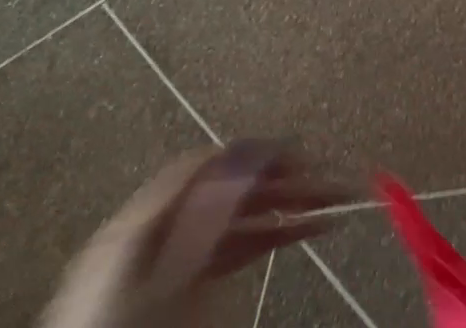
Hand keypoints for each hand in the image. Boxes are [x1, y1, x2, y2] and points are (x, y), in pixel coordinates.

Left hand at [40, 142, 349, 327]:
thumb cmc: (128, 322)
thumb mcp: (162, 268)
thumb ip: (204, 213)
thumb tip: (249, 155)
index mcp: (146, 217)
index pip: (205, 165)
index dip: (254, 154)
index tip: (302, 157)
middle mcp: (165, 228)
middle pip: (231, 189)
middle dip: (286, 181)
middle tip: (334, 184)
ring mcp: (179, 256)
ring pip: (244, 216)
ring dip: (291, 205)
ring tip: (337, 206)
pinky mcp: (193, 282)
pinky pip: (242, 245)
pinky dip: (279, 235)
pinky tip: (312, 229)